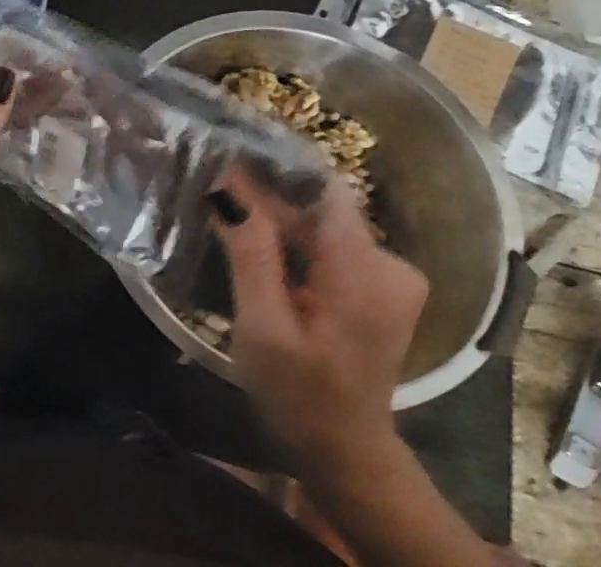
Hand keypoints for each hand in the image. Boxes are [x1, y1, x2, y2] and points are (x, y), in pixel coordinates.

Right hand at [212, 169, 429, 471]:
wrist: (343, 448)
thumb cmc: (297, 392)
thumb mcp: (262, 326)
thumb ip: (251, 254)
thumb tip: (228, 187)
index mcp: (366, 270)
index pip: (321, 189)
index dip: (271, 168)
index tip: (222, 152)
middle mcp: (391, 262)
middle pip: (320, 206)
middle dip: (266, 196)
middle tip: (209, 187)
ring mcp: (390, 275)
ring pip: (322, 223)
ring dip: (277, 219)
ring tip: (225, 213)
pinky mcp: (380, 286)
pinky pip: (331, 244)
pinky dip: (294, 241)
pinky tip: (258, 249)